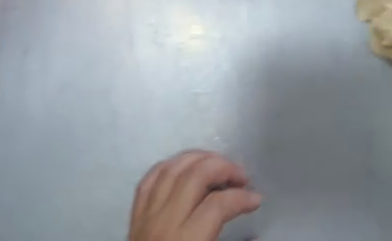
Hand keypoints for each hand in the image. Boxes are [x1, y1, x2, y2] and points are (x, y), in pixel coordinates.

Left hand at [128, 151, 262, 240]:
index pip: (217, 205)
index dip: (242, 198)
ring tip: (218, 165)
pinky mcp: (134, 217)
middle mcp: (164, 222)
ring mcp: (146, 216)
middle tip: (242, 176)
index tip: (257, 199)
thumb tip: (257, 237)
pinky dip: (169, 166)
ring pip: (172, 168)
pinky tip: (184, 168)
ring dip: (198, 159)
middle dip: (223, 167)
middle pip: (195, 176)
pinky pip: (150, 178)